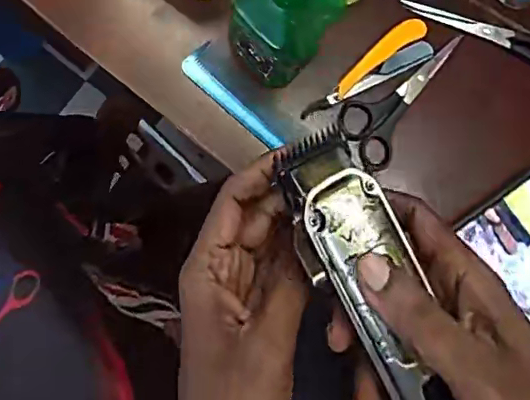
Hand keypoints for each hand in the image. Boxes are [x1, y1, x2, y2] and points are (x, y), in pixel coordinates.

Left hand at [179, 151, 307, 399]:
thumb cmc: (230, 399)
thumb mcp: (263, 344)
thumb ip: (288, 289)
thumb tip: (308, 241)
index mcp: (206, 266)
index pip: (231, 201)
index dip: (258, 173)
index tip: (289, 154)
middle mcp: (218, 269)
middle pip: (251, 217)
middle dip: (283, 195)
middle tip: (318, 177)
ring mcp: (237, 289)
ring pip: (266, 240)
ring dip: (292, 222)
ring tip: (322, 200)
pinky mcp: (254, 309)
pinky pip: (276, 268)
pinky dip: (296, 253)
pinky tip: (317, 240)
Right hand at [346, 194, 529, 399]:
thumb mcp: (474, 360)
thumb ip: (421, 313)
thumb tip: (367, 261)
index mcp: (467, 277)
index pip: (415, 217)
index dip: (375, 206)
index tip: (332, 213)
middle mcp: (452, 296)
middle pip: (390, 268)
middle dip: (357, 289)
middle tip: (336, 313)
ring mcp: (446, 333)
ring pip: (388, 314)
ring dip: (365, 339)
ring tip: (355, 369)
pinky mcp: (442, 367)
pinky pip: (398, 354)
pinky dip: (379, 370)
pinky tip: (372, 389)